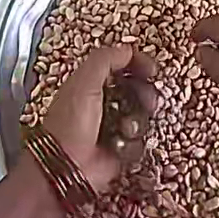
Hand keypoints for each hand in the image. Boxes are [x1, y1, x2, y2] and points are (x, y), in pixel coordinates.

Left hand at [41, 44, 158, 190]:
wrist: (66, 168)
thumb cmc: (72, 122)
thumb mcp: (84, 82)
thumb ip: (105, 60)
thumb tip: (128, 49)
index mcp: (91, 82)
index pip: (121, 66)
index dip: (137, 65)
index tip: (152, 70)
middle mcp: (103, 102)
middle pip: (137, 90)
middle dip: (144, 95)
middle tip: (148, 102)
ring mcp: (113, 126)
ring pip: (142, 116)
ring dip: (136, 122)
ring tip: (125, 129)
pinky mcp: (121, 150)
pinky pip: (140, 141)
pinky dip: (132, 144)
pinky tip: (119, 147)